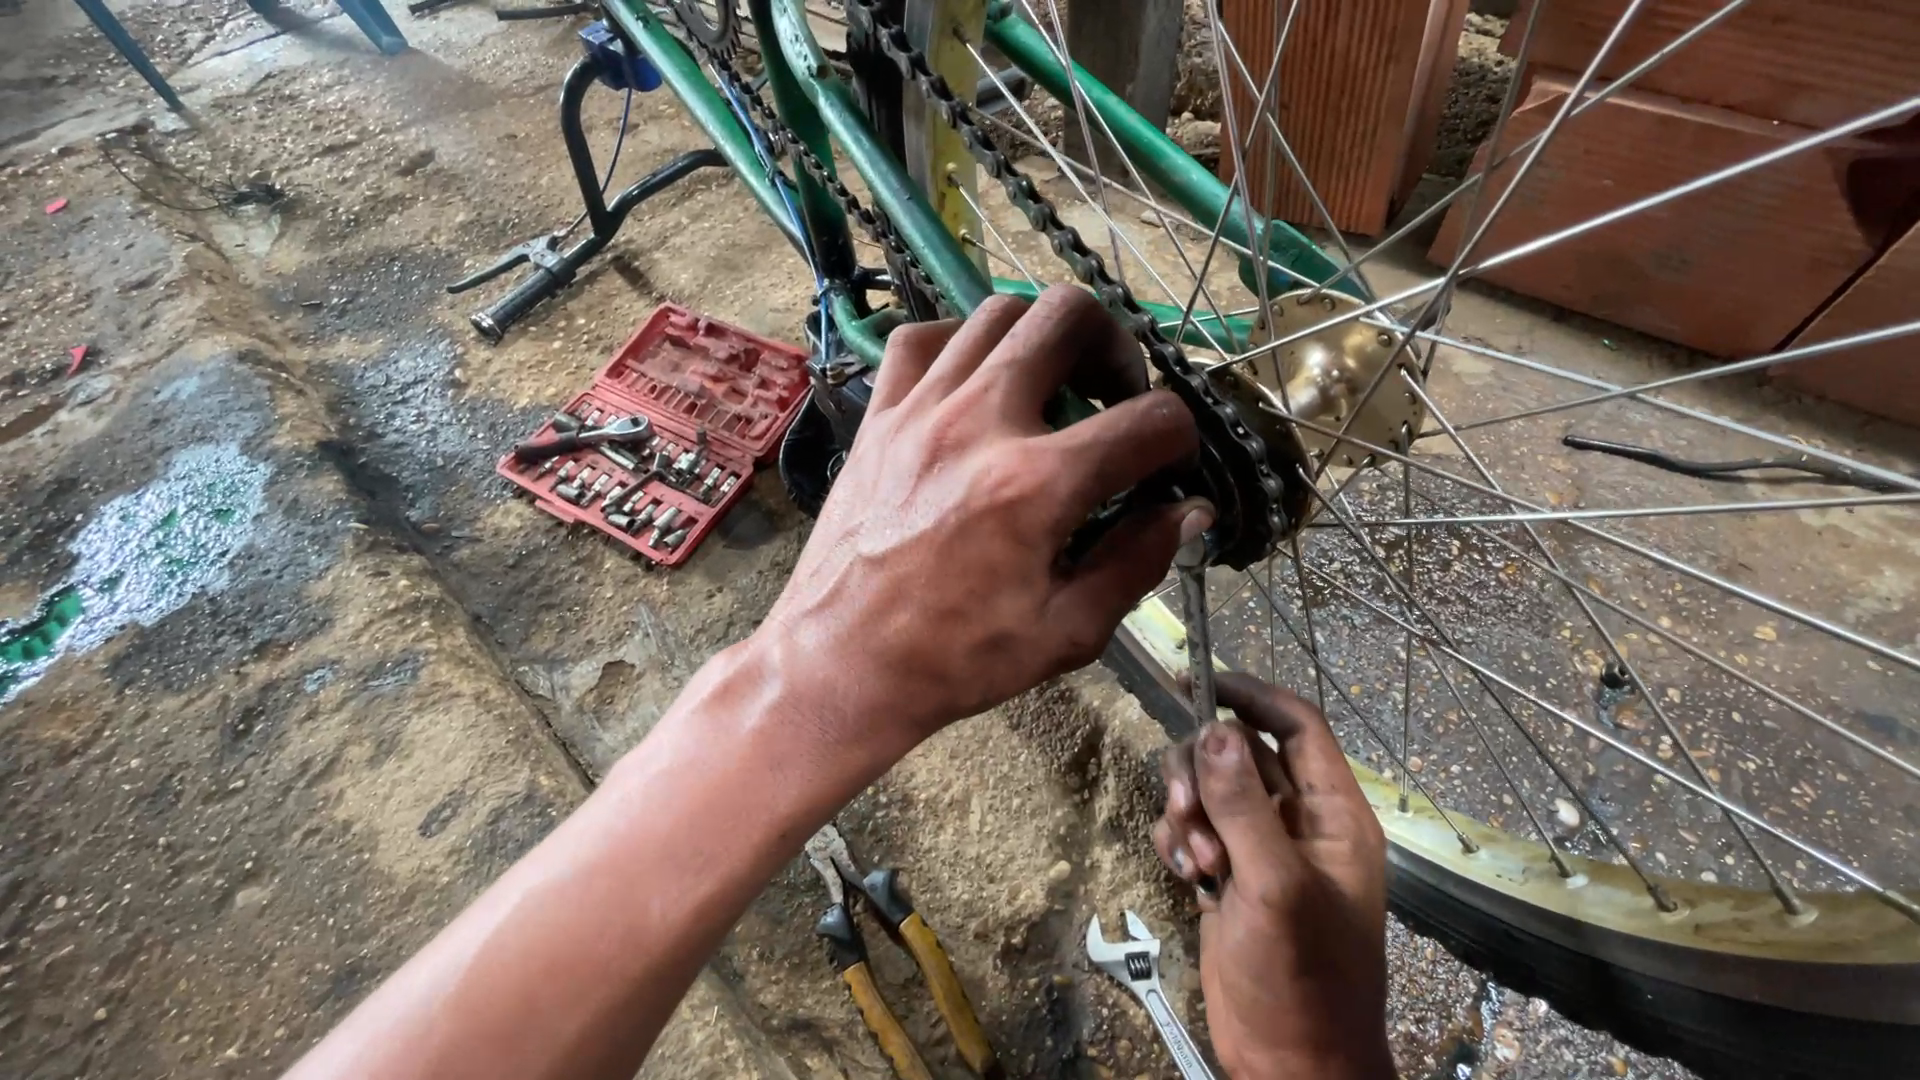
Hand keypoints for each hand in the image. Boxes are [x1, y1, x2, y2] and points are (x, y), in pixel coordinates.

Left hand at [758, 286, 1212, 750]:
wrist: (840, 664)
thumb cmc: (954, 662)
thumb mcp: (1066, 633)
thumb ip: (1135, 563)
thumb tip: (1185, 511)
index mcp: (1037, 484)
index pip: (1149, 420)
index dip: (1180, 439)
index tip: (1167, 467)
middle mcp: (980, 423)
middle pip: (1070, 315)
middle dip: (1116, 348)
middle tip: (1115, 399)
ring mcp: (920, 410)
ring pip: (997, 312)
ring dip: (1043, 338)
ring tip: (1050, 388)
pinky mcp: (876, 418)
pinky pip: (919, 340)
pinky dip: (960, 342)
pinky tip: (972, 382)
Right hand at [1151, 673, 1392, 1079]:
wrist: (1286, 1061)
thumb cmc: (1302, 976)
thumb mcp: (1274, 885)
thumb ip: (1244, 805)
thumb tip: (1213, 727)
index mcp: (1333, 814)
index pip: (1298, 725)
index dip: (1252, 695)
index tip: (1197, 682)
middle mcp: (1295, 820)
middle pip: (1238, 751)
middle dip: (1203, 773)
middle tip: (1187, 811)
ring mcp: (1257, 845)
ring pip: (1207, 786)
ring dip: (1187, 812)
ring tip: (1192, 859)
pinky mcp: (1225, 870)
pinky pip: (1190, 825)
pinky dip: (1177, 840)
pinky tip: (1183, 876)